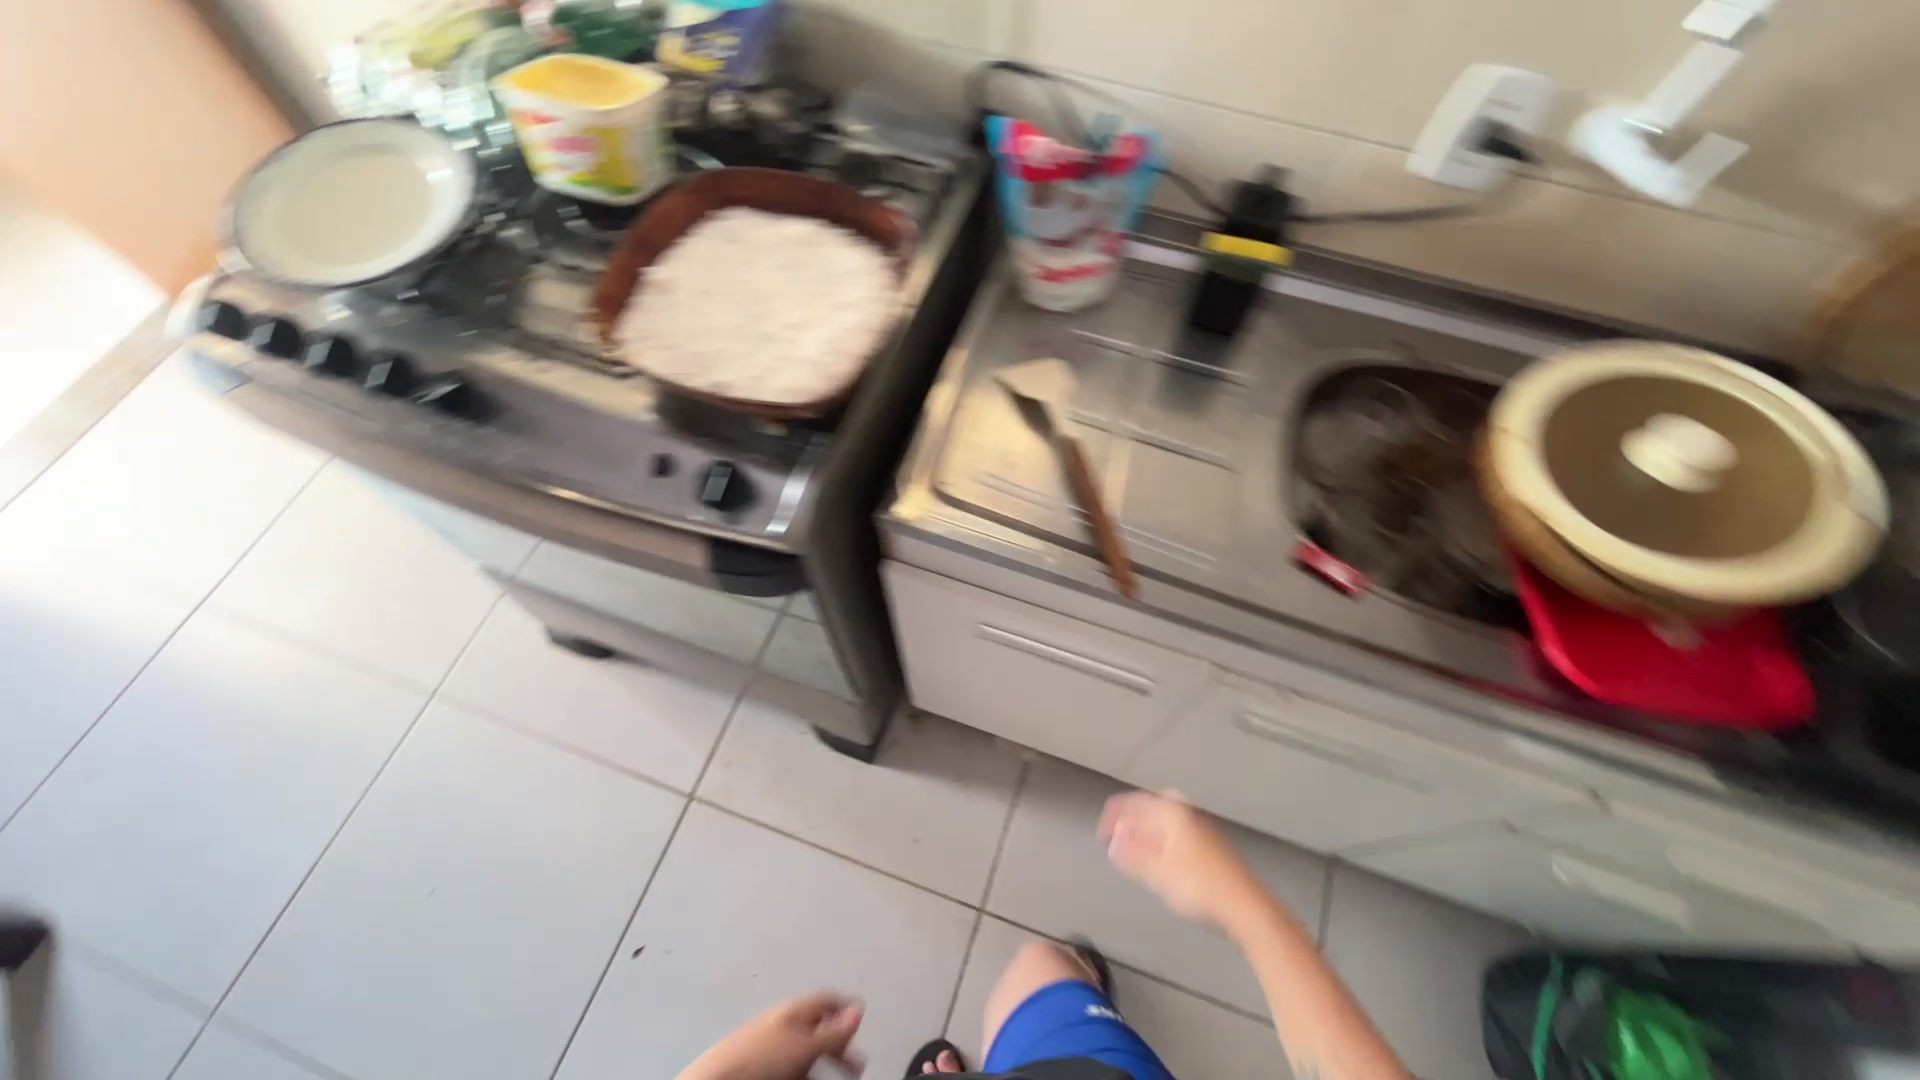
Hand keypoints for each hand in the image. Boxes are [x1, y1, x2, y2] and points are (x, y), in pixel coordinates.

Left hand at [676, 991, 865, 1079]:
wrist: (717, 1078)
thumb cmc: (761, 1057)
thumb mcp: (805, 1044)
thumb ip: (833, 1030)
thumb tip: (858, 1009)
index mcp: (795, 1008)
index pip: (828, 999)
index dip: (847, 1007)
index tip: (861, 1018)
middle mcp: (784, 1021)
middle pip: (819, 1027)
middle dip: (839, 1043)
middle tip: (856, 1062)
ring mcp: (772, 1043)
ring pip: (806, 1050)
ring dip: (825, 1063)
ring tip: (838, 1077)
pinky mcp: (762, 1064)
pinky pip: (792, 1064)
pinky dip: (807, 1071)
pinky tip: (810, 1078)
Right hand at [1099, 790, 1266, 932]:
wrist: (1245, 906)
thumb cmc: (1198, 886)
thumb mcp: (1157, 872)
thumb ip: (1133, 855)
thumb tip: (1113, 842)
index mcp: (1172, 813)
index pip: (1137, 802)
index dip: (1116, 813)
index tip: (1102, 829)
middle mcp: (1188, 814)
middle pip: (1156, 804)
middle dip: (1136, 815)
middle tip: (1120, 830)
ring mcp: (1203, 829)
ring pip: (1169, 818)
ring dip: (1149, 827)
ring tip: (1136, 845)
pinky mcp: (1212, 846)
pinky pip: (1180, 830)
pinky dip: (1164, 837)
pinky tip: (1161, 857)